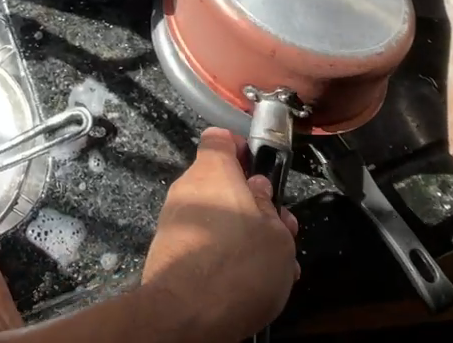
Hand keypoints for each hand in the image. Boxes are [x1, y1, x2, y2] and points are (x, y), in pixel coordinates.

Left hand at [141, 127, 299, 339]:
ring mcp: (174, 219)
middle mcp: (188, 188)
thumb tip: (257, 188)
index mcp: (212, 171)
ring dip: (245, 234)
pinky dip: (226, 253)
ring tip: (276, 267)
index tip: (261, 168)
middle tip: (282, 232)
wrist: (185, 314)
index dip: (241, 147)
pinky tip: (250, 282)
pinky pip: (204, 241)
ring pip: (218, 216)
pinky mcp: (170, 249)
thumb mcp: (277, 235)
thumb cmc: (238, 265)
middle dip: (254, 204)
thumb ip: (269, 207)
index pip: (219, 138)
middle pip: (223, 183)